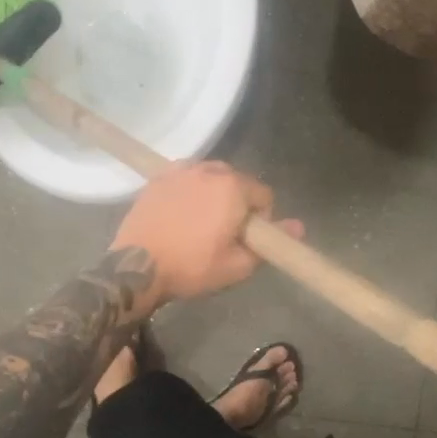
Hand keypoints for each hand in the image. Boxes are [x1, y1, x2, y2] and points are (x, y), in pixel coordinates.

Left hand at [110, 161, 303, 308]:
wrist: (137, 267)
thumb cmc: (192, 267)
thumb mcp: (238, 265)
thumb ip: (269, 243)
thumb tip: (299, 227)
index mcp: (233, 188)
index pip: (264, 195)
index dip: (262, 220)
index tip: (247, 240)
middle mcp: (208, 170)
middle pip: (237, 182)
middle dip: (238, 203)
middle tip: (225, 234)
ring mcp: (179, 171)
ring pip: (210, 178)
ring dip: (214, 195)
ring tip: (201, 224)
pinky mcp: (157, 178)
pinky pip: (185, 179)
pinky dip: (190, 192)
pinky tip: (181, 215)